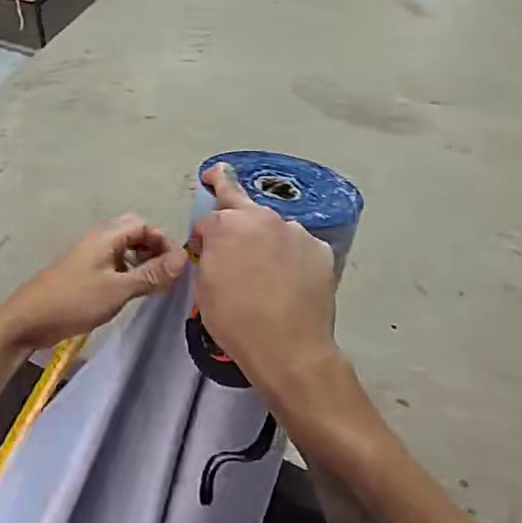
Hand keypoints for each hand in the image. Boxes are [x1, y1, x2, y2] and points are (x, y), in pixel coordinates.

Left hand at [0, 214, 187, 350]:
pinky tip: (134, 291)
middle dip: (155, 249)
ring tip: (157, 284)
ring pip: (125, 250)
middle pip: (134, 234)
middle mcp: (98, 241)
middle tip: (168, 273)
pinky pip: (115, 265)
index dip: (164, 240)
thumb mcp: (117, 289)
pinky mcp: (86, 274)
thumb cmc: (74, 300)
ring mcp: (90, 257)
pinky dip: (129, 272)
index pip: (144, 225)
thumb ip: (150, 275)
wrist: (29, 319)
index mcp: (106, 237)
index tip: (178, 265)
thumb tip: (182, 260)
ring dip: (143, 261)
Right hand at [189, 163, 341, 397]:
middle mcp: (261, 218)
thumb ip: (209, 257)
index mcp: (226, 225)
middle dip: (224, 184)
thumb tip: (217, 250)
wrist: (289, 349)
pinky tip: (288, 275)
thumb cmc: (235, 320)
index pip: (207, 218)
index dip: (202, 236)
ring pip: (272, 225)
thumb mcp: (204, 287)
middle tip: (217, 174)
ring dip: (263, 233)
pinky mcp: (319, 248)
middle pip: (238, 197)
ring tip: (264, 263)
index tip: (202, 250)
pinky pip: (297, 244)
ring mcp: (295, 231)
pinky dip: (290, 253)